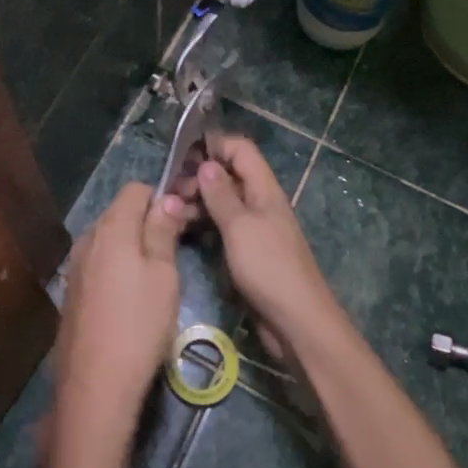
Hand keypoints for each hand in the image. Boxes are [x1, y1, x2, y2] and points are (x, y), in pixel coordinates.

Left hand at [55, 181, 196, 406]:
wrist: (95, 385)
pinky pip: (99, 262)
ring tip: (157, 275)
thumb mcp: (163, 276)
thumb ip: (162, 232)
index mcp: (111, 228)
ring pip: (109, 238)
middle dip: (147, 221)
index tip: (183, 222)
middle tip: (175, 249)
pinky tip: (132, 296)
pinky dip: (117, 266)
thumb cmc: (139, 325)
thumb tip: (167, 198)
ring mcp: (75, 265)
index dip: (161, 198)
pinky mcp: (72, 291)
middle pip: (120, 212)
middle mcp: (87, 239)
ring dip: (132, 245)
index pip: (136, 189)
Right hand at [191, 135, 342, 348]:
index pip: (241, 150)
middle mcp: (260, 203)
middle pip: (229, 175)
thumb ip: (221, 195)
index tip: (183, 156)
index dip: (214, 145)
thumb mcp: (240, 227)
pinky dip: (204, 224)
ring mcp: (255, 229)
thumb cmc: (269, 268)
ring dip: (199, 201)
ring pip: (223, 203)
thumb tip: (206, 163)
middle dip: (200, 176)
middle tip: (171, 191)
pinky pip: (223, 228)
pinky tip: (183, 230)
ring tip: (171, 210)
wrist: (296, 321)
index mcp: (264, 190)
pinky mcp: (248, 253)